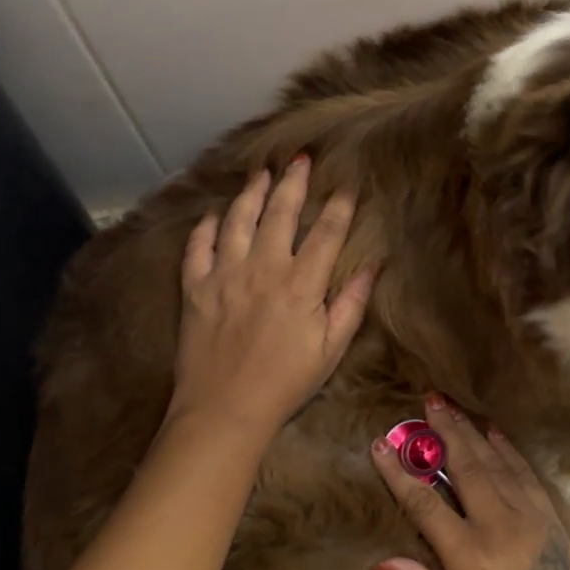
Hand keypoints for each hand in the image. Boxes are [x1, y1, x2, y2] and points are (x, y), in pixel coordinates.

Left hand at [167, 157, 375, 437]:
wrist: (225, 410)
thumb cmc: (287, 382)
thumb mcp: (331, 349)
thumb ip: (350, 303)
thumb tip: (374, 265)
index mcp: (302, 283)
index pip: (326, 232)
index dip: (339, 206)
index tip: (347, 184)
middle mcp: (263, 268)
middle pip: (280, 213)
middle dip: (293, 183)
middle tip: (300, 160)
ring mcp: (225, 275)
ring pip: (238, 220)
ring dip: (252, 193)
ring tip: (261, 173)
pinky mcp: (195, 288)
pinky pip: (198, 247)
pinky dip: (207, 227)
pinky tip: (215, 215)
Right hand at [368, 398, 569, 569]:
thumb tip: (380, 560)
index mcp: (470, 554)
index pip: (425, 504)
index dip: (399, 474)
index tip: (379, 446)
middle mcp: (499, 523)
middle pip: (464, 466)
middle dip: (442, 432)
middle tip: (426, 401)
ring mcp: (528, 512)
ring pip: (493, 460)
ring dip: (470, 431)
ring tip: (450, 406)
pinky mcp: (548, 511)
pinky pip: (523, 469)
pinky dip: (505, 447)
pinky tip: (491, 430)